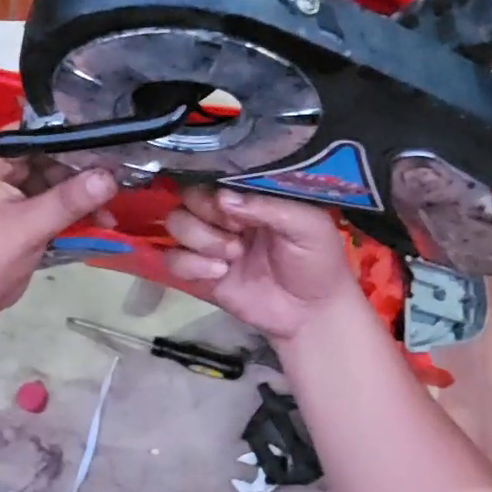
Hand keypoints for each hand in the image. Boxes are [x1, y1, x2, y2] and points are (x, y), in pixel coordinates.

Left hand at [0, 142, 118, 314]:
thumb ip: (68, 200)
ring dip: (85, 191)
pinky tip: (104, 219)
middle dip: (84, 167)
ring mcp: (13, 190)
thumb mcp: (28, 226)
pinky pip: (57, 201)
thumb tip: (110, 177)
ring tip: (116, 200)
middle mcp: (1, 167)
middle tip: (122, 172)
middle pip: (51, 154)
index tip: (110, 139)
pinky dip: (77, 209)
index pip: (35, 133)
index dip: (71, 134)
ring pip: (58, 179)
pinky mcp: (25, 212)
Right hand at [162, 186, 361, 341]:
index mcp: (252, 198)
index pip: (217, 178)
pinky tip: (219, 273)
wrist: (312, 314)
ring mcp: (211, 243)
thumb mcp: (308, 226)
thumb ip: (270, 207)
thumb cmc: (317, 262)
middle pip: (189, 197)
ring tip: (232, 255)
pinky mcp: (201, 273)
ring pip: (177, 223)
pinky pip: (173, 259)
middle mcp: (227, 215)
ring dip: (200, 238)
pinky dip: (191, 264)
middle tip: (235, 231)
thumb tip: (224, 199)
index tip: (235, 210)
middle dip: (207, 214)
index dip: (218, 191)